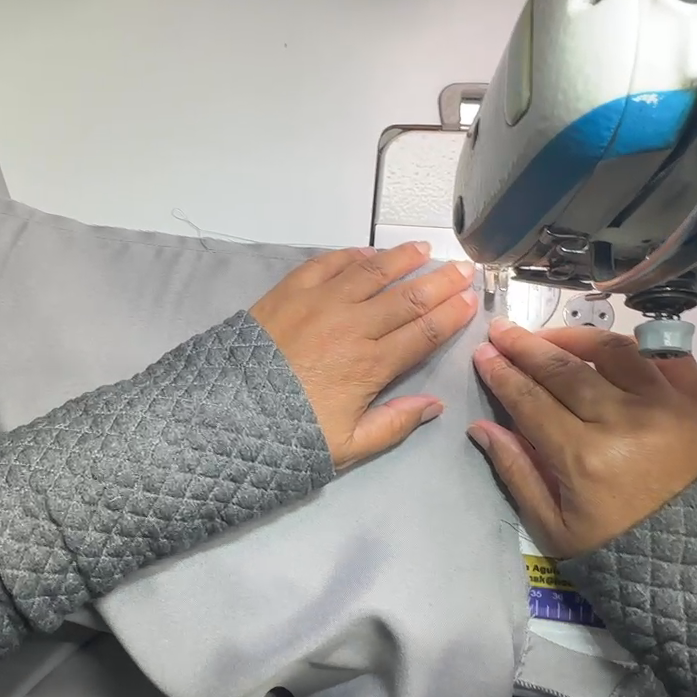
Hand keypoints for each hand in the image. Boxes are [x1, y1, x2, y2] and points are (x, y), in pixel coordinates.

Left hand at [250, 242, 476, 469]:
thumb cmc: (288, 432)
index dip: (451, 316)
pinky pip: (327, 264)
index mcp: (370, 365)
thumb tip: (434, 405)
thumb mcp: (347, 446)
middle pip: (407, 298)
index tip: (471, 301)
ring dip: (401, 259)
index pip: (423, 333)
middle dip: (440, 282)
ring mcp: (320, 303)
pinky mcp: (289, 291)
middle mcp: (352, 326)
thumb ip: (393, 425)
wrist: (226, 412)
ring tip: (423, 250)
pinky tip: (367, 252)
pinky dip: (351, 256)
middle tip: (462, 268)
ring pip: (371, 273)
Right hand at [466, 320, 696, 557]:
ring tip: (549, 337)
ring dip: (574, 338)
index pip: (530, 400)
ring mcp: (666, 407)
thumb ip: (516, 472)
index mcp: (584, 457)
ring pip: (613, 352)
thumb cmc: (619, 549)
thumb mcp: (553, 526)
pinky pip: (667, 358)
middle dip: (526, 347)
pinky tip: (610, 348)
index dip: (501, 374)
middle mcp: (624, 422)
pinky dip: (637, 346)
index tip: (482, 354)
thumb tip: (482, 428)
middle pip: (564, 369)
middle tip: (501, 331)